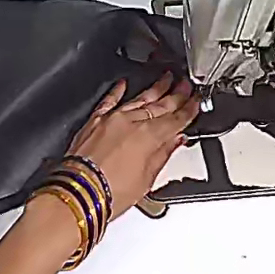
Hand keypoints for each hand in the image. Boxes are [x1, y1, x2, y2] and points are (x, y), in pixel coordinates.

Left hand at [66, 73, 198, 219]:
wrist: (78, 194)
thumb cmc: (109, 192)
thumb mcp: (147, 179)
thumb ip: (162, 155)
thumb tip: (174, 142)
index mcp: (150, 136)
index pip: (176, 120)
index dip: (189, 110)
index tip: (196, 102)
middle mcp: (132, 122)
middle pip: (161, 106)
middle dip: (177, 95)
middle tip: (186, 85)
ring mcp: (112, 120)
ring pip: (139, 99)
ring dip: (155, 89)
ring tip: (166, 79)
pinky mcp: (95, 121)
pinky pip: (109, 101)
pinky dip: (117, 91)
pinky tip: (124, 84)